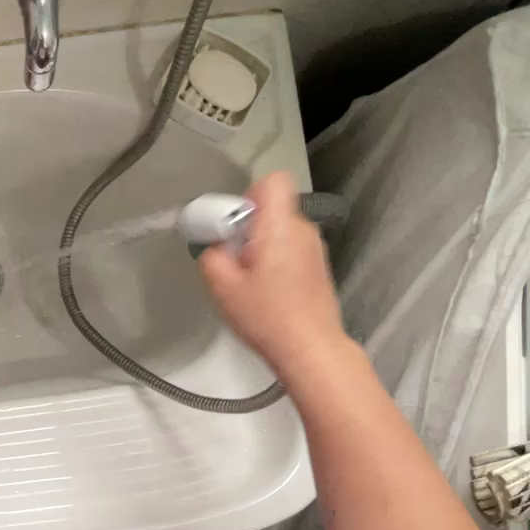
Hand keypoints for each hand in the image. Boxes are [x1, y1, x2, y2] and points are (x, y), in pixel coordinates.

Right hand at [198, 172, 352, 383]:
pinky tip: (266, 294)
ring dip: (261, 249)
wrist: (310, 347)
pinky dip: (275, 263)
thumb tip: (215, 246)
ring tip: (250, 285)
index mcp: (279, 227)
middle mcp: (302, 229)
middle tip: (234, 264)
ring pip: (280, 232)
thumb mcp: (222, 288)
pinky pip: (290, 250)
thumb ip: (212, 257)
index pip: (272, 181)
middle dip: (249, 229)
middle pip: (272, 210)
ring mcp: (315, 247)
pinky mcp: (318, 266)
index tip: (233, 228)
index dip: (248, 197)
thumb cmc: (265, 316)